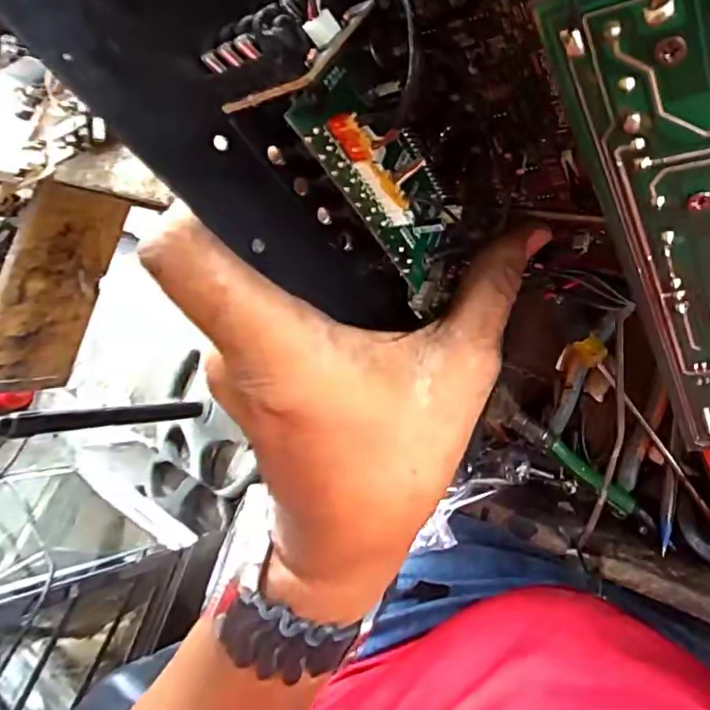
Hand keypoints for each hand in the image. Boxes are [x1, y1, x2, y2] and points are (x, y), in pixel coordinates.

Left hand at [140, 209, 549, 621]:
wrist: (347, 547)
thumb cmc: (397, 464)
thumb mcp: (462, 369)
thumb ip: (491, 291)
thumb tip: (527, 234)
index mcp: (277, 341)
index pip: (182, 256)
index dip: (202, 197)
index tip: (262, 163)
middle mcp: (239, 342)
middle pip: (223, 246)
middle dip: (282, 201)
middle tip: (348, 168)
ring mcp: (237, 356)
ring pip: (248, 272)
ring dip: (298, 239)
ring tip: (360, 207)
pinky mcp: (251, 365)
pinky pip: (264, 298)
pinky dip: (302, 275)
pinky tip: (356, 264)